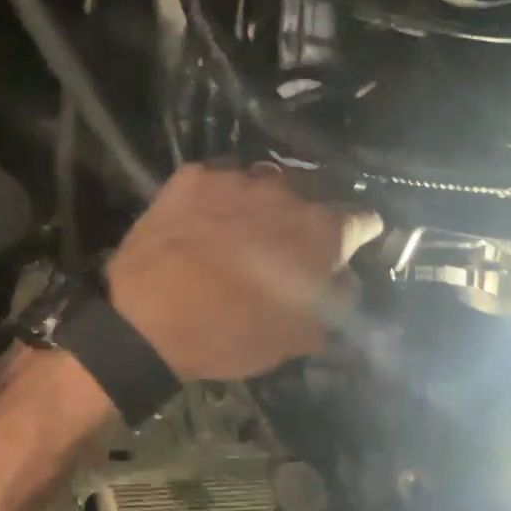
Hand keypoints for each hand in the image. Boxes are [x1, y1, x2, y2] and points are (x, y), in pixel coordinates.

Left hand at [106, 162, 381, 381]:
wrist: (147, 320)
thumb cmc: (231, 334)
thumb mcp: (299, 336)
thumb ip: (336, 300)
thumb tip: (344, 276)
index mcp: (322, 230)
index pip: (363, 218)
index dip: (359, 234)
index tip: (349, 245)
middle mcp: (286, 191)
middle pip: (316, 190)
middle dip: (313, 211)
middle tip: (294, 238)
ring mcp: (237, 177)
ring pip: (268, 179)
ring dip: (267, 199)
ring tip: (248, 223)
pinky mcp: (194, 174)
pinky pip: (221, 176)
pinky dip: (223, 194)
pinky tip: (208, 216)